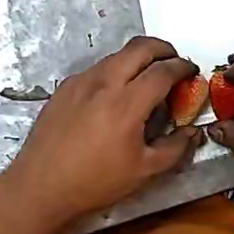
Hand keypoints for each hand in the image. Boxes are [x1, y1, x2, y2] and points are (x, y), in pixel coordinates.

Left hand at [0, 36, 204, 229]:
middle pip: (140, 47)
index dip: (182, 67)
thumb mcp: (143, 172)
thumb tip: (192, 132)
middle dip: (163, 49)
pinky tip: (115, 94)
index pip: (163, 70)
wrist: (40, 186)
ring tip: (146, 79)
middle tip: (174, 62)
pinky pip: (97, 69)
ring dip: (138, 59)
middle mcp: (104, 82)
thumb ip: (175, 148)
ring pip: (117, 55)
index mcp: (127, 102)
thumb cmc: (94, 182)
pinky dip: (115, 71)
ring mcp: (81, 81)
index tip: (191, 71)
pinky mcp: (65, 87)